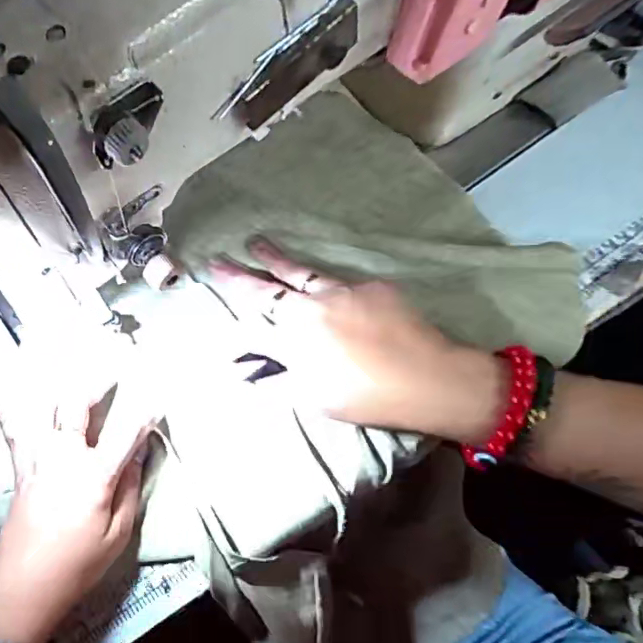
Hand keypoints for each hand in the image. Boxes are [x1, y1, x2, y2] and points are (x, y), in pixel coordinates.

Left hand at [0, 371, 155, 642]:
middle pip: (78, 407)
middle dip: (97, 380)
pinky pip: (13, 432)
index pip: (126, 433)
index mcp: (95, 477)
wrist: (21, 590)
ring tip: (64, 354)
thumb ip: (129, 490)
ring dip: (56, 382)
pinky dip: (6, 407)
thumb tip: (137, 455)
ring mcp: (38, 460)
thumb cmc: (77, 567)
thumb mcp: (118, 535)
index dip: (145, 412)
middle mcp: (64, 458)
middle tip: (114, 362)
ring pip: (44, 410)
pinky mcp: (20, 469)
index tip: (160, 395)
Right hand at [210, 239, 505, 442]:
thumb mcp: (312, 398)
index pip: (258, 300)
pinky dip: (335, 290)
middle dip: (255, 263)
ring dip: (284, 260)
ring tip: (262, 244)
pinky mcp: (378, 287)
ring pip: (310, 272)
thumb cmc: (364, 396)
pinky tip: (339, 299)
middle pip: (280, 277)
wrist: (427, 379)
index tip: (215, 266)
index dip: (235, 283)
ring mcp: (349, 289)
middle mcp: (319, 301)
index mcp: (298, 327)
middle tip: (237, 248)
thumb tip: (245, 374)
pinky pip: (348, 285)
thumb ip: (276, 383)